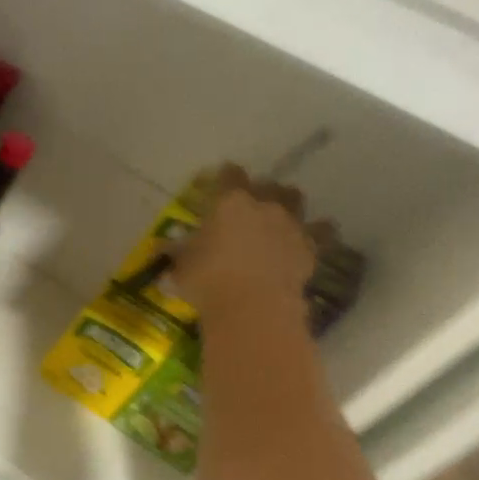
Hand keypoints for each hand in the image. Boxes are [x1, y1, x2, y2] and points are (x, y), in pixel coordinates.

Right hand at [170, 164, 322, 319]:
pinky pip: (319, 230)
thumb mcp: (180, 268)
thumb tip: (159, 247)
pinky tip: (306, 238)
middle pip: (267, 185)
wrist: (253, 305)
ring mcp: (291, 224)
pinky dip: (314, 232)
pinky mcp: (311, 245)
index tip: (222, 174)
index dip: (225, 175)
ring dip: (287, 204)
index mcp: (229, 204)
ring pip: (295, 200)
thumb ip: (174, 253)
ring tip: (279, 215)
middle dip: (260, 190)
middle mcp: (264, 205)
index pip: (229, 177)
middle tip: (250, 202)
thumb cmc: (207, 281)